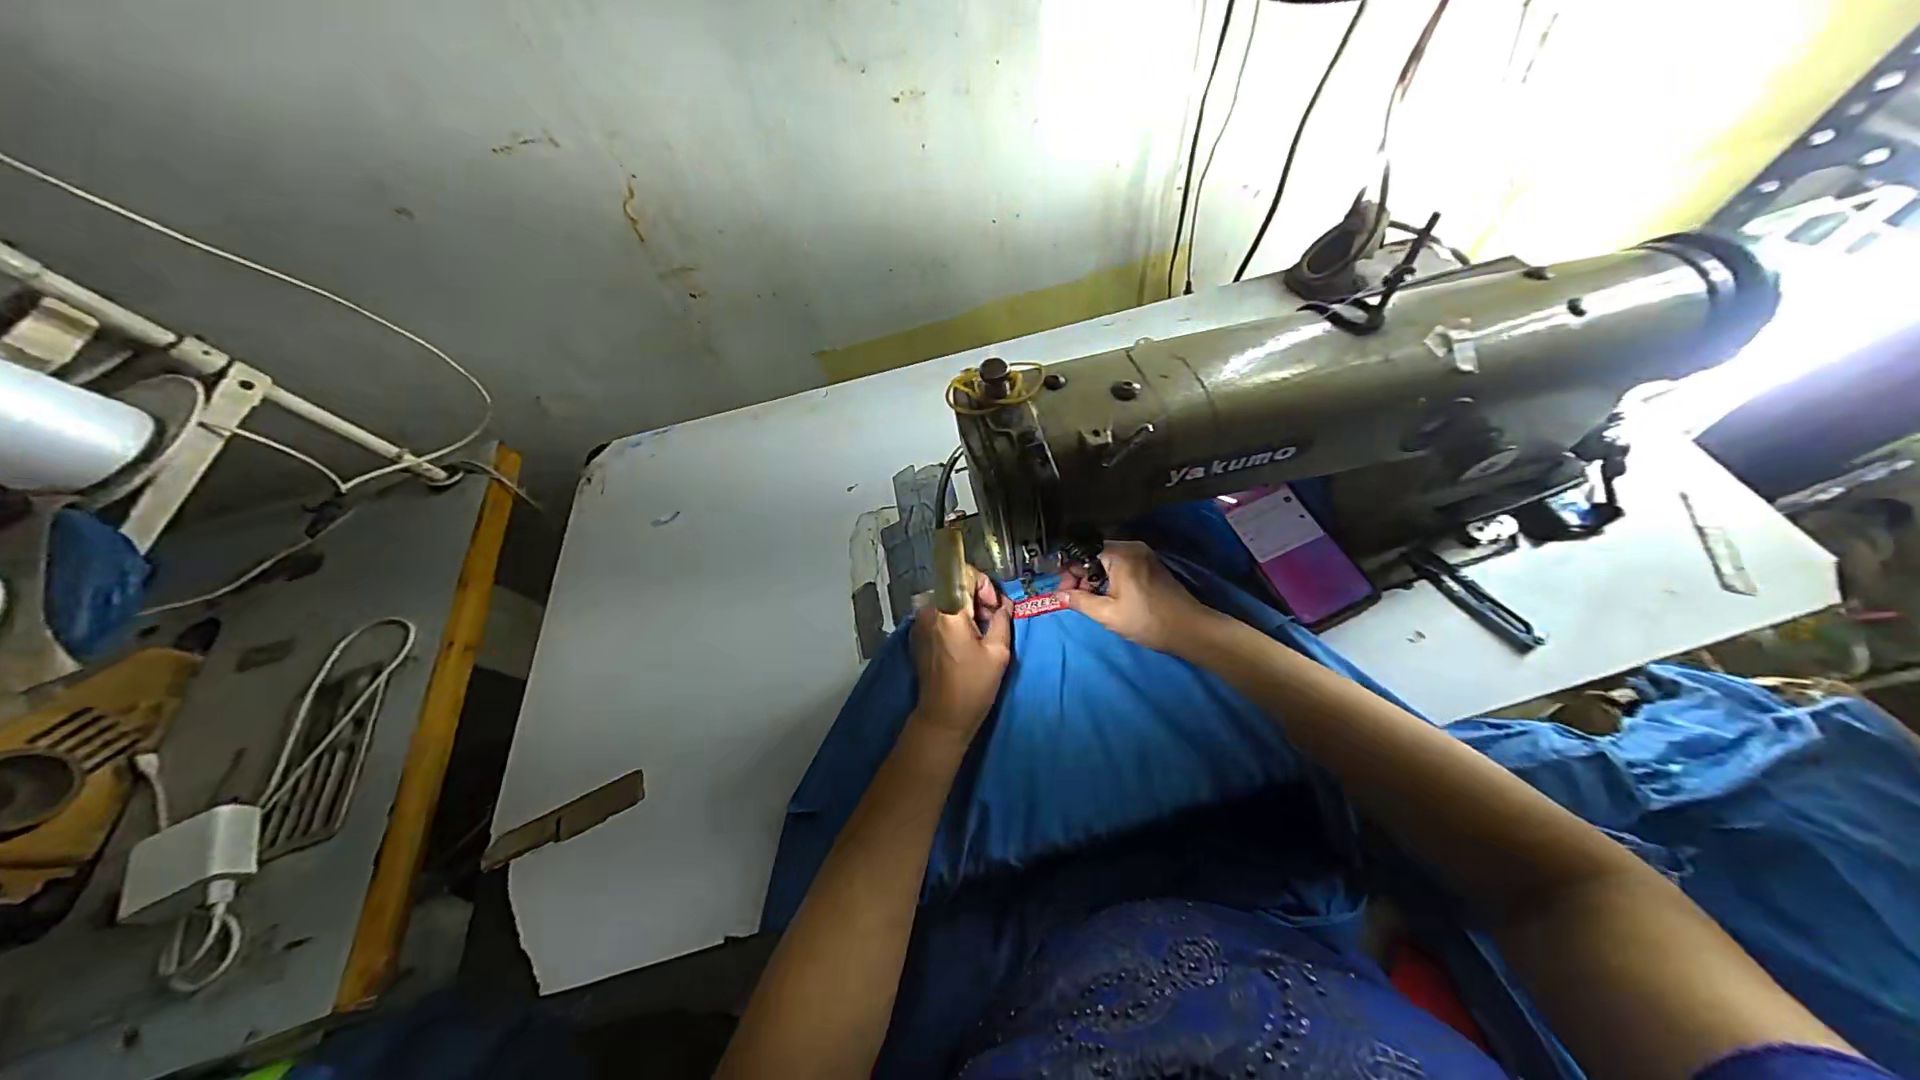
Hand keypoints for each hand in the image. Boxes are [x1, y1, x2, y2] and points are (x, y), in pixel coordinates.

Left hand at [910, 566, 1012, 739]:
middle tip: (993, 623)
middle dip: (978, 599)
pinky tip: (966, 642)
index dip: (984, 584)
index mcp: (948, 612)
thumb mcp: (998, 652)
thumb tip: (1003, 605)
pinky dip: (955, 620)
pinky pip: (939, 615)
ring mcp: (919, 623)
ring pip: (948, 600)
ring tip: (981, 635)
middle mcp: (928, 611)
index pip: (964, 573)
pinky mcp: (917, 635)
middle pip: (956, 586)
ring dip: (967, 610)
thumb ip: (1001, 620)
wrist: (943, 716)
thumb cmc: (973, 685)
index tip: (994, 607)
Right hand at [1058, 540, 1219, 653]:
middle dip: (1080, 575)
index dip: (1069, 570)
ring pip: (1106, 561)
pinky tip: (1107, 597)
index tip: (1064, 591)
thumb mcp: (1108, 614)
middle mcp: (1132, 548)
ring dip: (1094, 578)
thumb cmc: (1148, 621)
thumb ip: (1080, 601)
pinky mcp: (1149, 565)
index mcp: (1121, 554)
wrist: (1190, 629)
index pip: (1082, 551)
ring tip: (1090, 600)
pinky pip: (1120, 565)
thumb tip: (1059, 595)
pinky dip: (1109, 578)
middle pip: (1094, 555)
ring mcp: (1143, 555)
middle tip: (1074, 598)